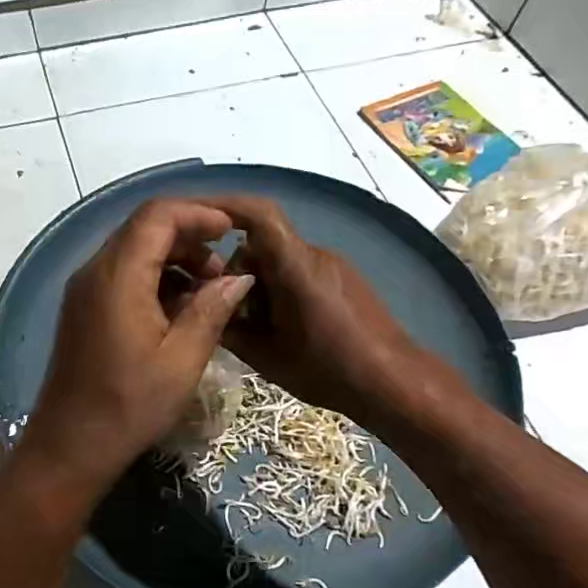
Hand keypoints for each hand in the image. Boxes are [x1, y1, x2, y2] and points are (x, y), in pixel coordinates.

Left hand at [23, 199, 254, 490]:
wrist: (71, 446)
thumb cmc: (129, 406)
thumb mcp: (182, 360)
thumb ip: (212, 310)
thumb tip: (239, 276)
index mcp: (117, 276)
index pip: (157, 215)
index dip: (199, 213)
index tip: (233, 230)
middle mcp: (94, 272)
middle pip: (143, 228)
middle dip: (189, 237)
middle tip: (224, 268)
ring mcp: (85, 290)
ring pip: (133, 251)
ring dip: (174, 259)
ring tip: (209, 292)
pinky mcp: (84, 310)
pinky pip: (123, 276)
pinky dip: (155, 279)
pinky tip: (181, 309)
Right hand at [209, 196, 424, 423]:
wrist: (393, 381)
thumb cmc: (328, 370)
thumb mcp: (266, 357)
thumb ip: (231, 328)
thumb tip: (206, 307)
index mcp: (296, 267)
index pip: (258, 215)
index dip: (224, 206)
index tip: (195, 216)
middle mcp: (314, 255)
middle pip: (261, 245)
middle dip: (236, 272)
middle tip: (227, 315)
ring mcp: (332, 265)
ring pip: (278, 261)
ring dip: (259, 286)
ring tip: (256, 330)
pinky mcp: (342, 279)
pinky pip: (298, 273)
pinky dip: (279, 292)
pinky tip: (281, 329)